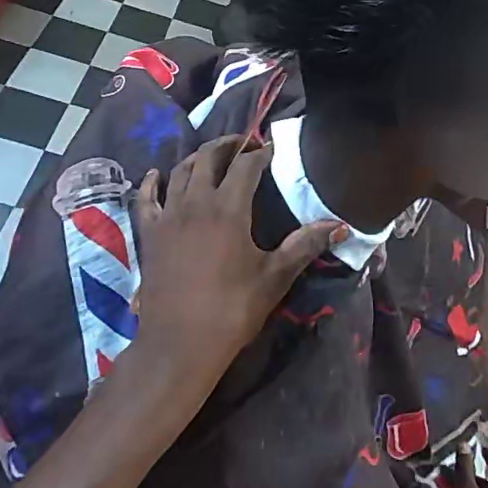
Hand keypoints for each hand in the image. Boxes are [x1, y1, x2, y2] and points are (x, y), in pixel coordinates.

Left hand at [130, 136, 343, 390]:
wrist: (180, 343)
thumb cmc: (232, 310)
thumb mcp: (274, 277)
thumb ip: (304, 245)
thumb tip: (340, 225)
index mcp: (228, 209)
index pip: (245, 167)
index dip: (260, 155)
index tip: (271, 151)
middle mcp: (195, 202)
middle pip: (208, 158)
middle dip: (227, 146)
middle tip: (243, 144)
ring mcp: (167, 216)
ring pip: (179, 172)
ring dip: (197, 158)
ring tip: (211, 156)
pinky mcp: (149, 234)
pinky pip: (146, 198)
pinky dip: (152, 182)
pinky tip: (155, 175)